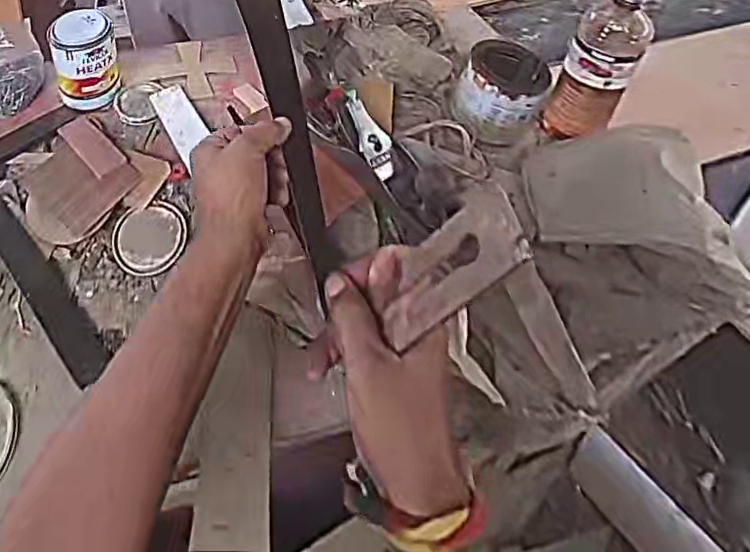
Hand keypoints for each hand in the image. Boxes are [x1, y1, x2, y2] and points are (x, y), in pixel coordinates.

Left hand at [189, 117, 290, 251]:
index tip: (273, 138)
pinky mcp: (246, 205)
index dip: (260, 134)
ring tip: (273, 186)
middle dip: (272, 160)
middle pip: (256, 152)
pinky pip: (268, 191)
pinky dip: (275, 195)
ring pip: (265, 172)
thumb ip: (264, 131)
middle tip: (274, 166)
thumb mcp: (248, 150)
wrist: (236, 238)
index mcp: (209, 150)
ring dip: (276, 179)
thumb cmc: (228, 199)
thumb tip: (279, 124)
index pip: (240, 130)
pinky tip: (273, 200)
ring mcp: (232, 188)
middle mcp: (217, 168)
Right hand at [312, 247, 470, 518]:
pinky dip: (341, 345)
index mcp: (424, 320)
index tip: (345, 280)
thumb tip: (339, 280)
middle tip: (331, 317)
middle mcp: (418, 327)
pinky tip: (326, 362)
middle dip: (346, 299)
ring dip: (338, 326)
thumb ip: (351, 314)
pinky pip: (362, 337)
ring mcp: (405, 346)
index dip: (370, 264)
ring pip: (365, 311)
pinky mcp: (392, 363)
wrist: (414, 485)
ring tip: (325, 351)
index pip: (403, 264)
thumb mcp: (366, 364)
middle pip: (378, 286)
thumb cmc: (402, 432)